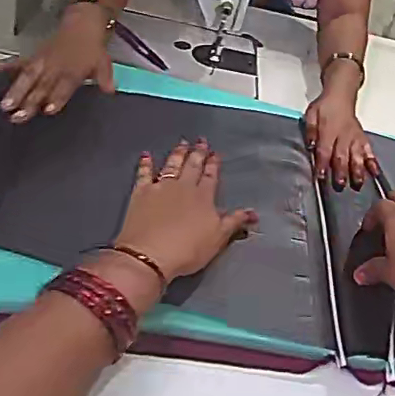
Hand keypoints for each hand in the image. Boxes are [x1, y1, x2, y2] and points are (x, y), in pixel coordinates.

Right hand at [0, 3, 114, 122]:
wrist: (83, 23)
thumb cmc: (92, 47)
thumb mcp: (103, 64)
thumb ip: (104, 79)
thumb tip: (110, 90)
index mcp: (72, 72)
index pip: (63, 89)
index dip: (56, 99)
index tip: (47, 109)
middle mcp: (55, 68)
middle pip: (41, 87)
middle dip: (30, 102)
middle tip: (18, 116)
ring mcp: (43, 62)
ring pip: (27, 78)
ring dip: (15, 92)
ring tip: (5, 105)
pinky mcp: (34, 56)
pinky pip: (17, 62)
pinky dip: (2, 65)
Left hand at [112, 141, 258, 288]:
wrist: (150, 254)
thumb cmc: (188, 249)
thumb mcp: (218, 238)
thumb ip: (234, 222)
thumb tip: (253, 212)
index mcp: (203, 197)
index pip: (211, 176)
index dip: (213, 164)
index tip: (215, 153)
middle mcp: (183, 186)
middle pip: (192, 166)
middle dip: (198, 153)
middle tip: (201, 141)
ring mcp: (161, 187)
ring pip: (171, 165)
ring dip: (178, 153)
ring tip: (182, 143)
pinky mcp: (141, 192)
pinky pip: (144, 173)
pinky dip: (145, 164)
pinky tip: (146, 155)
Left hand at [304, 85, 377, 189]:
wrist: (340, 96)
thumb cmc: (325, 107)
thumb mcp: (311, 115)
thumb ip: (310, 130)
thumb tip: (310, 145)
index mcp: (328, 131)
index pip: (324, 150)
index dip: (322, 164)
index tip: (321, 176)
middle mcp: (343, 136)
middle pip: (342, 156)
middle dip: (341, 172)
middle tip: (340, 185)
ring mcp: (355, 138)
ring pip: (357, 155)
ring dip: (357, 170)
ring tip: (358, 184)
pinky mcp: (363, 138)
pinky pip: (369, 150)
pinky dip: (373, 162)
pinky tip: (375, 172)